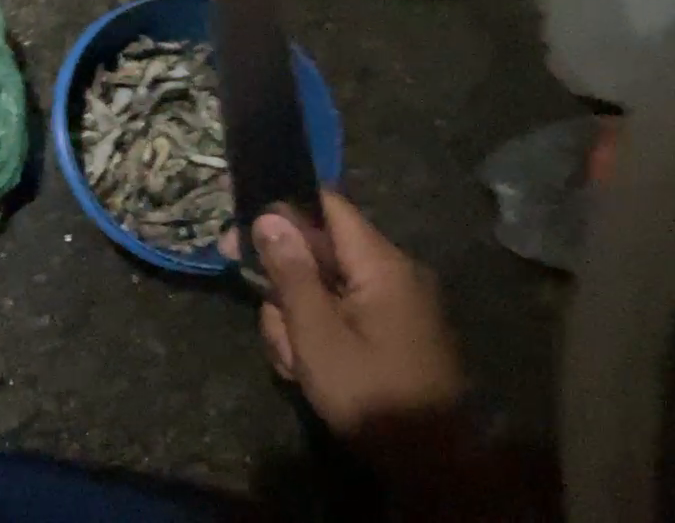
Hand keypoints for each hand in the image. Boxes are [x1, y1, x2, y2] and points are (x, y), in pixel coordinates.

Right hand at [248, 193, 466, 439]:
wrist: (435, 469)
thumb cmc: (371, 392)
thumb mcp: (316, 333)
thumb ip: (291, 271)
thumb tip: (268, 216)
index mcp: (380, 264)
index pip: (327, 206)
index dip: (281, 205)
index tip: (239, 221)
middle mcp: (391, 274)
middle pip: (317, 251)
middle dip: (283, 281)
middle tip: (258, 304)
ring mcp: (391, 304)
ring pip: (320, 286)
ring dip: (294, 315)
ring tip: (291, 358)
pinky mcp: (388, 331)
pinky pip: (337, 311)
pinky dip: (315, 332)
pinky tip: (305, 366)